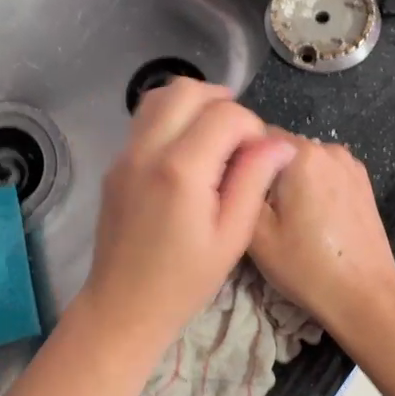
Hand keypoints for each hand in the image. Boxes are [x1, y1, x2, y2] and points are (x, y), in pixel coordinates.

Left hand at [78, 79, 295, 355]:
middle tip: (240, 136)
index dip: (252, 127)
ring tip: (215, 136)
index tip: (259, 156)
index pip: (225, 114)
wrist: (122, 306)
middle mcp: (147, 150)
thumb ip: (254, 180)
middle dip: (221, 102)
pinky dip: (170, 118)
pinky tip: (187, 152)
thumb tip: (279, 142)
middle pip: (186, 89)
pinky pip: (143, 120)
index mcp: (181, 169)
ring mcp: (124, 154)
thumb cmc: (185, 281)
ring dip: (192, 104)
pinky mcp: (115, 163)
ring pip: (158, 96)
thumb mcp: (232, 236)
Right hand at [249, 136, 394, 340]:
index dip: (239, 160)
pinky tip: (310, 218)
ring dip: (289, 178)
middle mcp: (328, 149)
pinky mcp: (362, 182)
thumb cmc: (306, 266)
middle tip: (258, 209)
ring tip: (284, 216)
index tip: (235, 189)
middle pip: (279, 147)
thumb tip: (232, 165)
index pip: (254, 135)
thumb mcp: (256, 234)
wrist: (366, 297)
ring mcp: (349, 164)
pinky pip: (323, 172)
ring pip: (302, 160)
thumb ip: (241, 187)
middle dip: (265, 170)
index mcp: (301, 154)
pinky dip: (311, 186)